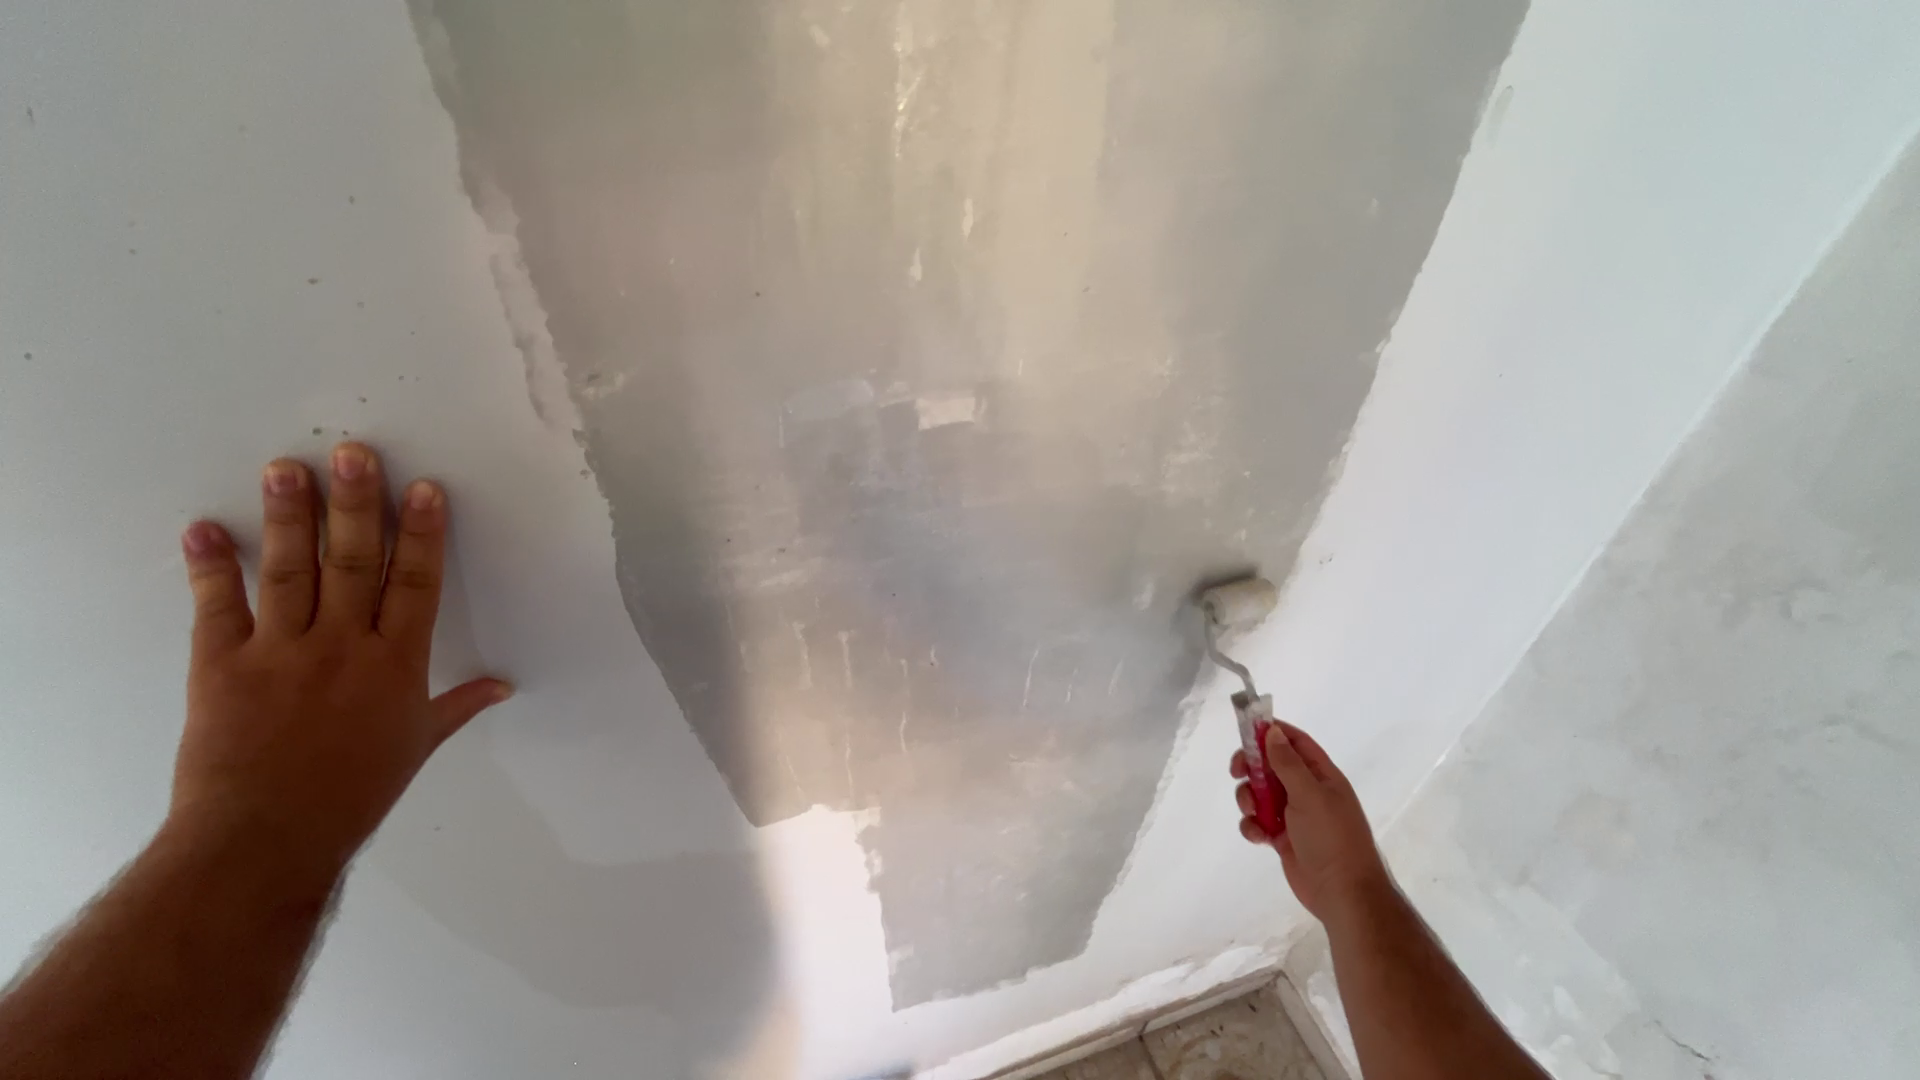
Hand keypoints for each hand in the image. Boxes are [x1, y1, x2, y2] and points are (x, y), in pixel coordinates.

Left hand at [171, 442, 510, 877]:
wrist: (266, 836)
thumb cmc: (355, 789)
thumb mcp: (418, 743)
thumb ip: (459, 705)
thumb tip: (502, 687)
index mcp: (396, 662)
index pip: (416, 583)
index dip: (422, 533)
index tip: (423, 489)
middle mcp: (343, 645)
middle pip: (352, 562)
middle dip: (355, 504)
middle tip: (352, 452)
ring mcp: (281, 652)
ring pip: (289, 571)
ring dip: (287, 517)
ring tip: (286, 468)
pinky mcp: (222, 666)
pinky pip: (217, 608)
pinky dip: (209, 568)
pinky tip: (205, 529)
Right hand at [1231, 722, 1391, 922]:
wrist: (1343, 894)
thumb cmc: (1331, 838)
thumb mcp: (1310, 794)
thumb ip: (1287, 762)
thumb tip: (1272, 731)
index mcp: (1321, 775)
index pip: (1294, 741)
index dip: (1270, 732)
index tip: (1244, 731)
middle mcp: (1306, 790)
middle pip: (1270, 765)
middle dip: (1251, 767)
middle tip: (1237, 773)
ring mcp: (1293, 814)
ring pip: (1259, 792)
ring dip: (1248, 799)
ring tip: (1254, 814)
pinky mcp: (1281, 837)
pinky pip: (1257, 820)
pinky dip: (1253, 825)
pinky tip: (1259, 837)